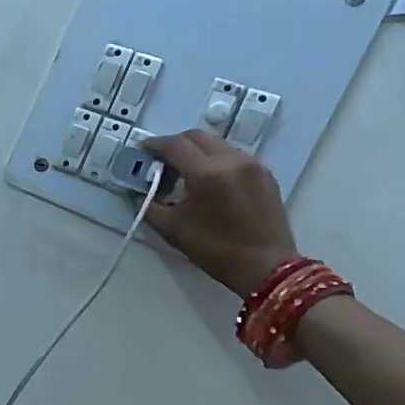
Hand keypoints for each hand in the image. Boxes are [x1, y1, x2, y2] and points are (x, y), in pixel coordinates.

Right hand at [141, 130, 299, 296]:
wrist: (266, 267)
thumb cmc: (215, 250)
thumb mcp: (173, 229)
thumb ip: (149, 205)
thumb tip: (139, 192)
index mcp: (206, 173)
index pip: (174, 144)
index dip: (154, 144)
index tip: (143, 150)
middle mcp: (230, 160)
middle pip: (196, 136)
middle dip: (176, 144)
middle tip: (162, 160)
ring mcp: (251, 164)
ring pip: (217, 144)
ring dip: (198, 150)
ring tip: (187, 170)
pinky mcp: (264, 173)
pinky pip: (234, 155)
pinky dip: (217, 159)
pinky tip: (211, 180)